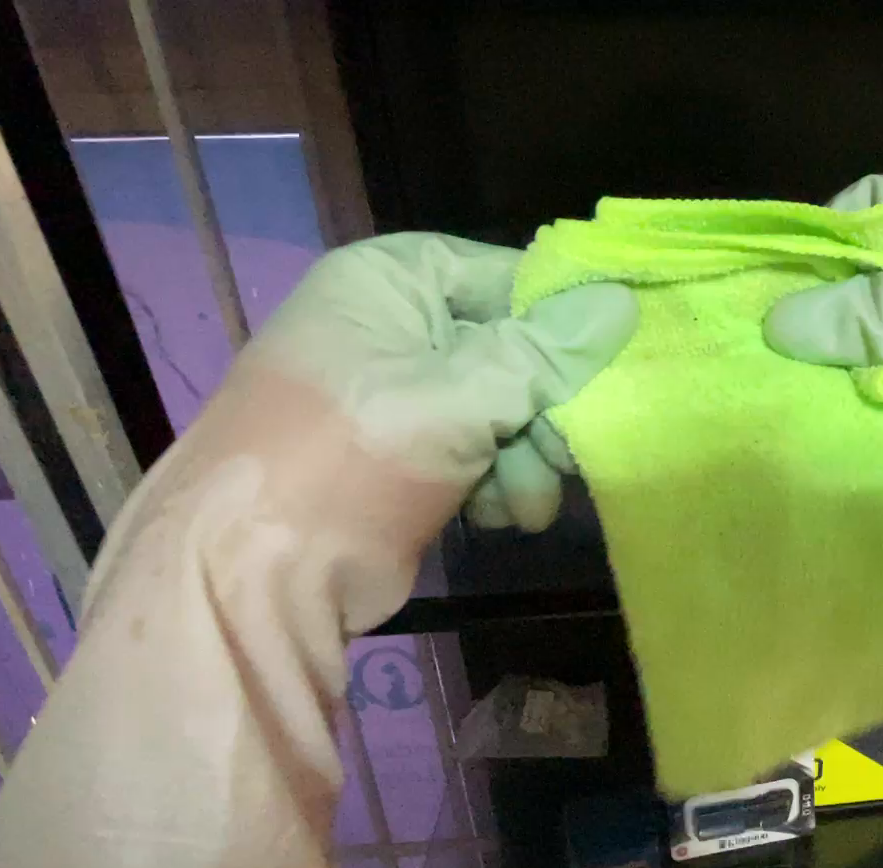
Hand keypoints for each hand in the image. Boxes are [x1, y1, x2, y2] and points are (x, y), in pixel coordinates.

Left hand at [248, 233, 637, 534]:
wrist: (261, 576)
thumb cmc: (351, 460)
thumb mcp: (457, 396)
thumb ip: (545, 353)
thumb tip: (621, 302)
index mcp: (391, 282)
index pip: (505, 276)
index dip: (561, 320)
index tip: (612, 363)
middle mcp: (400, 330)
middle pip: (514, 351)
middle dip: (544, 411)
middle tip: (567, 453)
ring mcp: (407, 398)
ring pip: (509, 411)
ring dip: (528, 459)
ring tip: (522, 501)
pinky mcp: (416, 459)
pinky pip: (487, 454)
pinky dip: (502, 484)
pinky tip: (496, 515)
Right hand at [767, 172, 882, 633]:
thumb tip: (782, 326)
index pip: (861, 213)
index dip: (813, 250)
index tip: (765, 300)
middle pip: (864, 284)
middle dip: (821, 322)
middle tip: (761, 366)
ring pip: (882, 342)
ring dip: (848, 371)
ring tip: (786, 404)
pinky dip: (880, 404)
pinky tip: (839, 429)